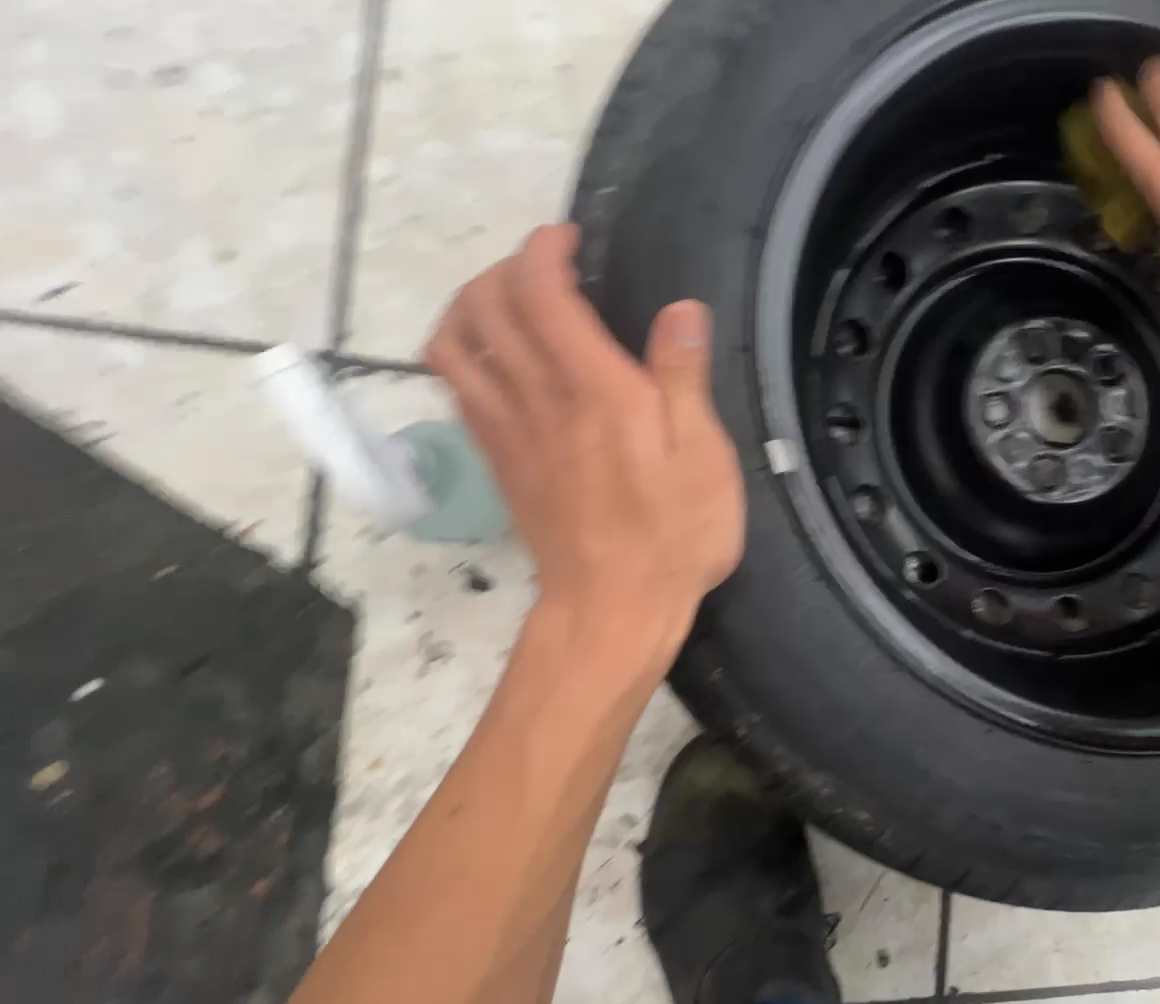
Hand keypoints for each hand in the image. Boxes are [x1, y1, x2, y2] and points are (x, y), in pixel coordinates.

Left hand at [423, 225, 745, 627]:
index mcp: (597, 392)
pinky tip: (497, 359)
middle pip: (486, 306)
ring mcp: (507, 431)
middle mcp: (540, 399)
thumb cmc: (673, 536)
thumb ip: (685, 380)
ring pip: (455, 342)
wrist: (612, 607)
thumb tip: (681, 311)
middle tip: (549, 269)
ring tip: (511, 303)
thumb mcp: (704, 460)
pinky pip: (457, 387)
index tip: (569, 240)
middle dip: (507, 267)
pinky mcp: (497, 460)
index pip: (541, 294)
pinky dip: (463, 351)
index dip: (544, 251)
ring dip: (472, 304)